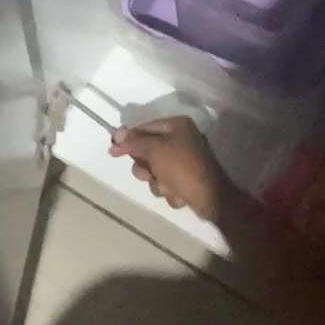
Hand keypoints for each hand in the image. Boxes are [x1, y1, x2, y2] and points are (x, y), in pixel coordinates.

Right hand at [109, 116, 238, 221]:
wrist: (212, 199)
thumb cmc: (182, 169)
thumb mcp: (155, 151)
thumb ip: (134, 141)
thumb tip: (117, 134)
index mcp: (177, 125)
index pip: (143, 128)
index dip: (127, 140)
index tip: (113, 151)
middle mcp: (181, 138)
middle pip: (147, 151)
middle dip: (146, 167)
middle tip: (149, 173)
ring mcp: (184, 160)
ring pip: (154, 170)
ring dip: (157, 181)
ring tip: (168, 186)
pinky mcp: (187, 178)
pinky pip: (166, 182)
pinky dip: (169, 189)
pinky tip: (178, 193)